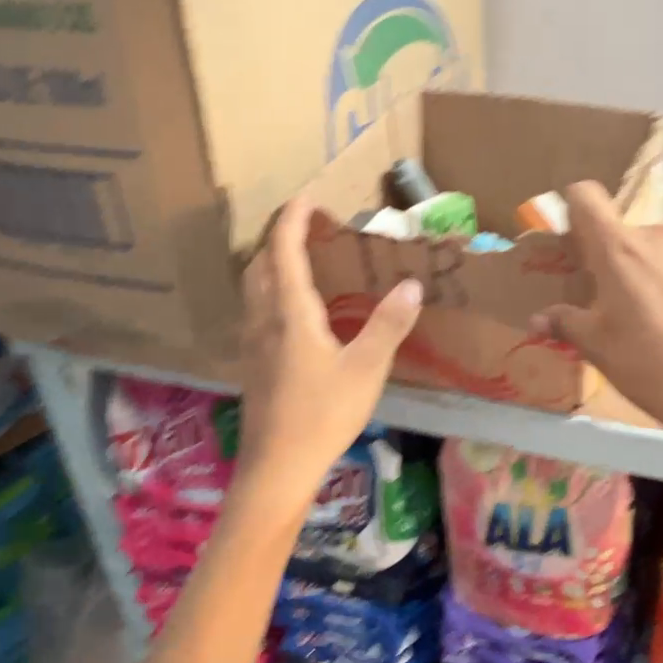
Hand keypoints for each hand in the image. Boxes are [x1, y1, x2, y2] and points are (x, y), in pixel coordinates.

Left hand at [235, 198, 421, 481]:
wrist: (277, 465)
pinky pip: (254, 311)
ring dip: (270, 265)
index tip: (308, 198)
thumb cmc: (323, 415)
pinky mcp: (252, 365)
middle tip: (306, 229)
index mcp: (290, 313)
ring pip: (253, 289)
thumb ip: (388, 325)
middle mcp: (263, 320)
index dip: (292, 220)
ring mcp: (252, 344)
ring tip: (297, 262)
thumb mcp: (366, 370)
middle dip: (278, 238)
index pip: (284, 251)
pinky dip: (269, 293)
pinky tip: (290, 315)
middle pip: (260, 264)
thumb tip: (411, 285)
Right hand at [530, 182, 662, 466]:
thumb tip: (538, 319)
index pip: (586, 197)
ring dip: (656, 273)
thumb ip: (566, 322)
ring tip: (659, 319)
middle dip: (619, 260)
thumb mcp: (598, 349)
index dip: (575, 209)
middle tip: (617, 302)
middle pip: (630, 233)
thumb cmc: (649, 367)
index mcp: (621, 248)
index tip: (574, 239)